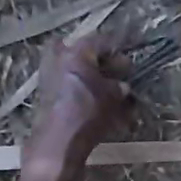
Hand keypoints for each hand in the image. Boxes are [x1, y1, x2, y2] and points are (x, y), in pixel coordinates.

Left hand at [21, 37, 130, 180]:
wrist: (59, 140)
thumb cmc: (88, 111)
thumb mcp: (112, 96)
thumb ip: (119, 87)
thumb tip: (123, 86)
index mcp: (75, 52)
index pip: (102, 40)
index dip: (120, 45)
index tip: (133, 45)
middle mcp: (59, 58)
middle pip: (87, 55)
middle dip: (107, 63)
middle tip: (123, 71)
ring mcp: (50, 75)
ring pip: (79, 72)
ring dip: (97, 79)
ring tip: (117, 92)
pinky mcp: (47, 94)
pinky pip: (72, 86)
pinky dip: (87, 92)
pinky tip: (102, 104)